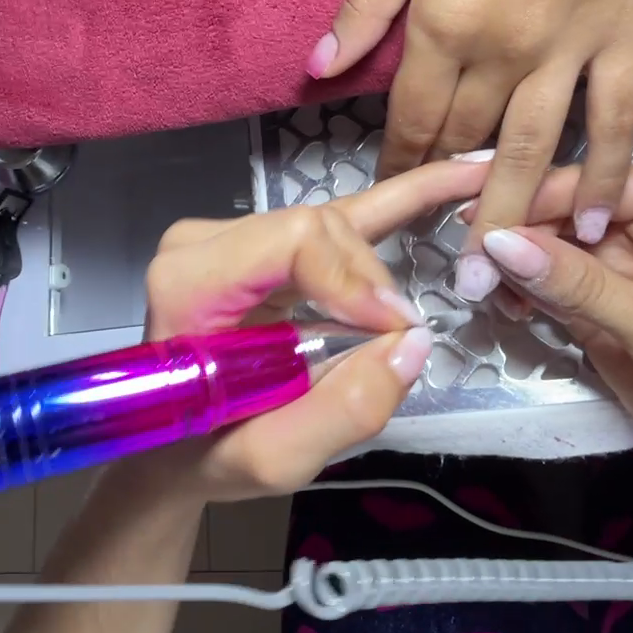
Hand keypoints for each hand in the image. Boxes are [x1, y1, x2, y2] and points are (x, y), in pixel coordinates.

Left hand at [128, 159, 491, 503]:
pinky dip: (397, 200)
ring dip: (386, 254)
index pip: (294, 239)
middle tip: (400, 338)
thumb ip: (342, 410)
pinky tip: (460, 175)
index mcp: (189, 281)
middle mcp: (205, 242)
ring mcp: (232, 235)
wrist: (173, 445)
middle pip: (318, 226)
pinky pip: (337, 217)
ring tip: (452, 235)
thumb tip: (412, 344)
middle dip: (371, 281)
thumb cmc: (209, 453)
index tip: (392, 331)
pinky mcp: (263, 242)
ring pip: (334, 222)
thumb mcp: (272, 458)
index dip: (355, 280)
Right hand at [474, 165, 632, 517]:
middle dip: (521, 233)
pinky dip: (525, 293)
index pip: (602, 183)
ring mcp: (626, 270)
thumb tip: (500, 242)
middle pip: (570, 212)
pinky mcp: (604, 308)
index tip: (481, 214)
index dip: (542, 194)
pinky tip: (504, 303)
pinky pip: (553, 287)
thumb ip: (581, 285)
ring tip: (481, 286)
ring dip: (516, 266)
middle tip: (469, 259)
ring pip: (554, 250)